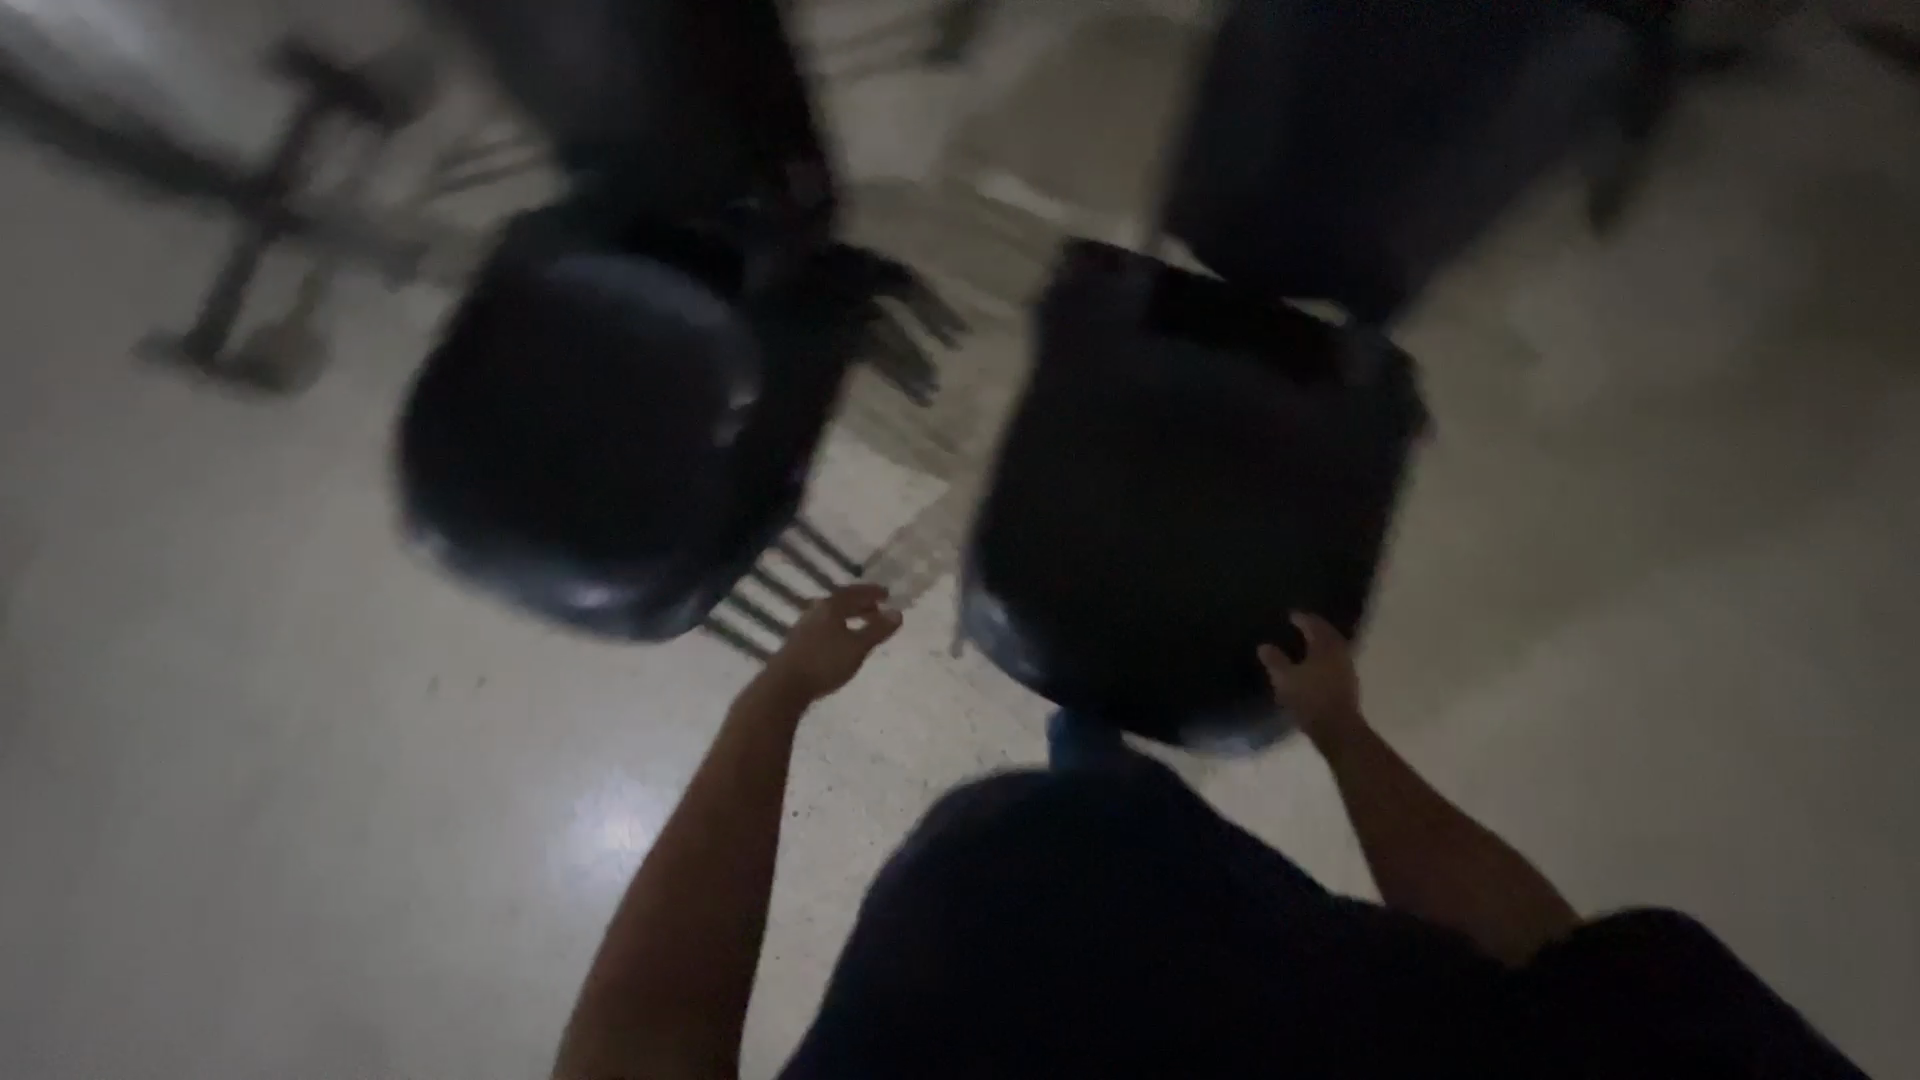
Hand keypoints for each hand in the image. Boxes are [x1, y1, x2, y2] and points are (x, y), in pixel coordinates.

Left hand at [761, 584, 902, 702]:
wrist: (784, 686)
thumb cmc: (824, 663)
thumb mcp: (857, 647)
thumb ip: (877, 630)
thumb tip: (898, 613)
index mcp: (830, 607)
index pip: (854, 593)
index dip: (872, 593)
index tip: (886, 594)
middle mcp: (815, 612)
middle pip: (841, 602)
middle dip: (861, 604)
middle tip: (877, 609)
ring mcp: (803, 627)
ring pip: (831, 615)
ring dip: (849, 616)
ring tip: (862, 625)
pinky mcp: (797, 642)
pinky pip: (824, 627)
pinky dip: (838, 627)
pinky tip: (841, 641)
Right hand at [1258, 613, 1364, 746]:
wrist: (1337, 730)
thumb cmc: (1309, 698)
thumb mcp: (1284, 678)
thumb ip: (1274, 660)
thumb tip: (1264, 645)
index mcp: (1325, 647)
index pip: (1314, 626)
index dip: (1303, 618)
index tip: (1292, 615)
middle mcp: (1340, 654)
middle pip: (1329, 635)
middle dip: (1317, 628)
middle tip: (1304, 624)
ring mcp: (1347, 670)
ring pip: (1335, 649)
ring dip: (1323, 643)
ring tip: (1309, 643)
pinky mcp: (1349, 686)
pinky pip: (1337, 662)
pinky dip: (1327, 657)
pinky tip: (1317, 664)